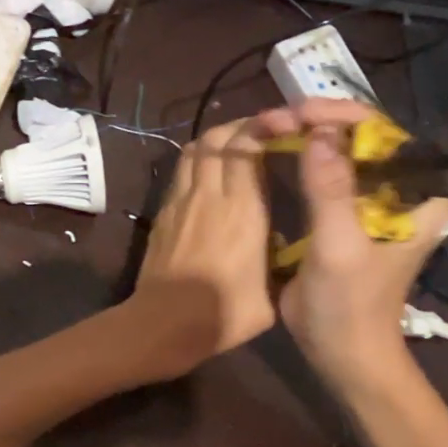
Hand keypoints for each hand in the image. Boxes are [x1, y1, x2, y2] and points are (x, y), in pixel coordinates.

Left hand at [125, 112, 297, 378]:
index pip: (248, 146)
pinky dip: (197, 162)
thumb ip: (279, 259)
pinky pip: (181, 174)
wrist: (164, 324)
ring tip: (235, 146)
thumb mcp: (272, 292)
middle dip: (240, 126)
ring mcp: (180, 203)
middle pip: (217, 138)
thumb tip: (281, 247)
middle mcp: (209, 196)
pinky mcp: (162, 215)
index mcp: (242, 210)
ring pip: (194, 151)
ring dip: (215, 140)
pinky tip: (210, 176)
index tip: (284, 122)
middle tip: (260, 130)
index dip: (264, 125)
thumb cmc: (223, 314)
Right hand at [278, 100, 447, 392]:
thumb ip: (331, 191)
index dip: (344, 116)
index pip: (388, 134)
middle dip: (319, 121)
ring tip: (267, 128)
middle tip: (273, 119)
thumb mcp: (338, 248)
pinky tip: (271, 150)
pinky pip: (324, 173)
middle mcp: (401, 191)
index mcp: (419, 196)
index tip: (299, 114)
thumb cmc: (349, 307)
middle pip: (363, 136)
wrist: (343, 353)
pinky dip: (298, 157)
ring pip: (341, 151)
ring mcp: (372, 202)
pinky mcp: (345, 215)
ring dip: (305, 135)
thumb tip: (321, 131)